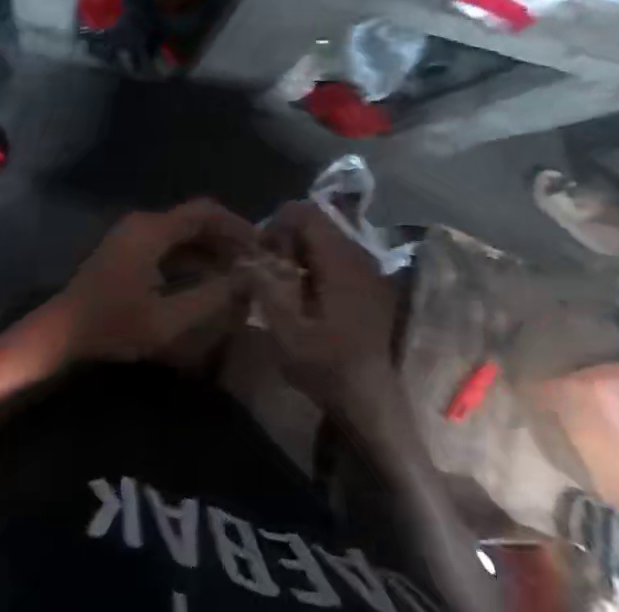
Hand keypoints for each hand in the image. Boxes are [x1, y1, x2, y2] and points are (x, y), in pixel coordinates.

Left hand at [52, 200, 257, 362]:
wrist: (64, 330)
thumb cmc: (114, 324)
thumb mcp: (168, 319)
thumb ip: (211, 297)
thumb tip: (249, 280)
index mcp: (151, 230)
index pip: (205, 211)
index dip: (238, 226)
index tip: (263, 249)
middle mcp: (142, 224)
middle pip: (195, 220)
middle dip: (228, 240)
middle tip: (257, 267)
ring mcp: (133, 236)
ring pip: (183, 233)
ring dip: (211, 251)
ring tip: (241, 277)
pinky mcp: (129, 250)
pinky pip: (169, 245)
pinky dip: (192, 259)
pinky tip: (210, 283)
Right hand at [242, 202, 398, 397]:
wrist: (373, 405)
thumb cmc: (328, 368)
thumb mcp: (286, 330)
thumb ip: (264, 286)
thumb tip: (244, 257)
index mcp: (341, 264)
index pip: (308, 213)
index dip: (278, 223)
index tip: (262, 251)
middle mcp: (361, 260)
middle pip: (318, 224)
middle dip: (287, 238)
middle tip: (267, 268)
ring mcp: (370, 274)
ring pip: (327, 241)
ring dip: (299, 252)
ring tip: (281, 282)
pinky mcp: (371, 290)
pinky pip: (338, 259)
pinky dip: (315, 265)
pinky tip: (303, 295)